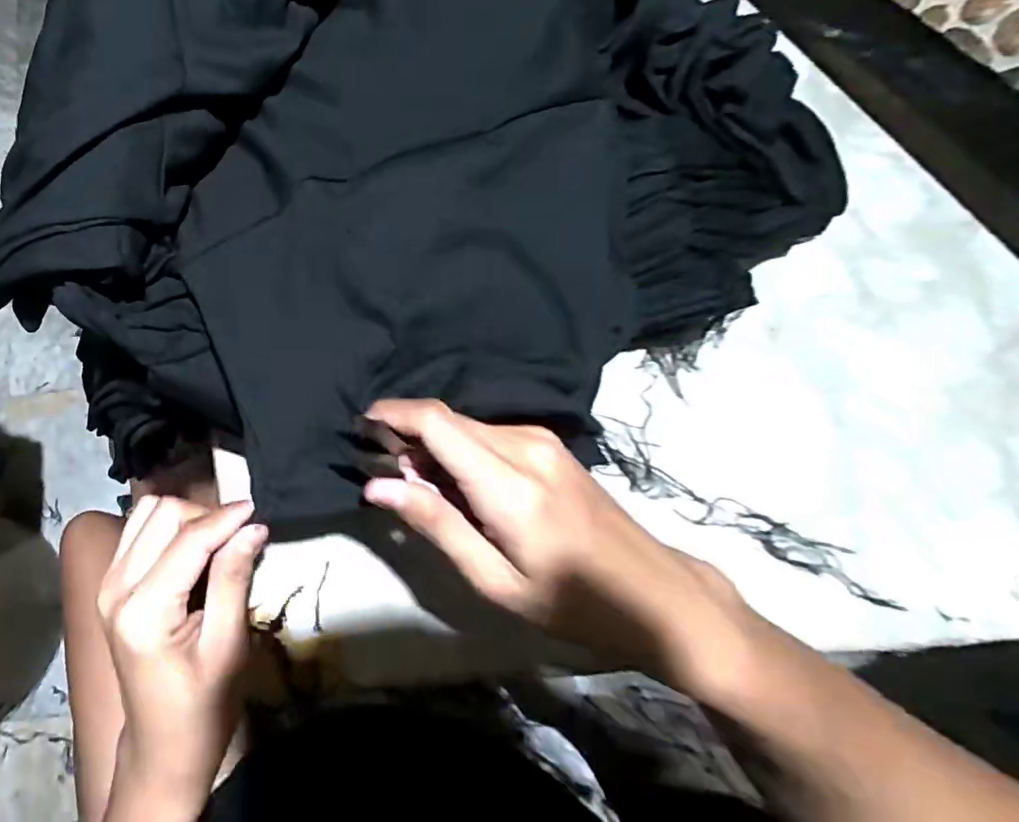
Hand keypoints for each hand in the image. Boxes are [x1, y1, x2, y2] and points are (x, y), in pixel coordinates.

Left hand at [98, 497, 266, 815]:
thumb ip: (233, 580)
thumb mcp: (227, 647)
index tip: (258, 511)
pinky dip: (169, 526)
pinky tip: (194, 548)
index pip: (187, 539)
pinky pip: (138, 530)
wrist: (162, 747)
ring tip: (218, 540)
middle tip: (239, 535)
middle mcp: (116, 588)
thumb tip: (253, 527)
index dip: (225, 518)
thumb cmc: (203, 706)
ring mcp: (108, 584)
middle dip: (205, 515)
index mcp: (143, 611)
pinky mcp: (111, 584)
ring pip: (147, 513)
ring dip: (186, 517)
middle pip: (162, 513)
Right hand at [361, 399, 757, 697]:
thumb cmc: (573, 603)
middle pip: (447, 419)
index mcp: (510, 484)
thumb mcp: (496, 582)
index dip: (392, 415)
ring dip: (433, 444)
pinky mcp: (550, 445)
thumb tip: (377, 487)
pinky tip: (459, 484)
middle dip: (407, 435)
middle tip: (385, 475)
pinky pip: (488, 433)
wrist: (658, 596)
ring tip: (420, 488)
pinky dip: (460, 449)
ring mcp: (542, 440)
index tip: (360, 427)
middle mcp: (525, 445)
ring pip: (466, 425)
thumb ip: (436, 526)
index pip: (436, 423)